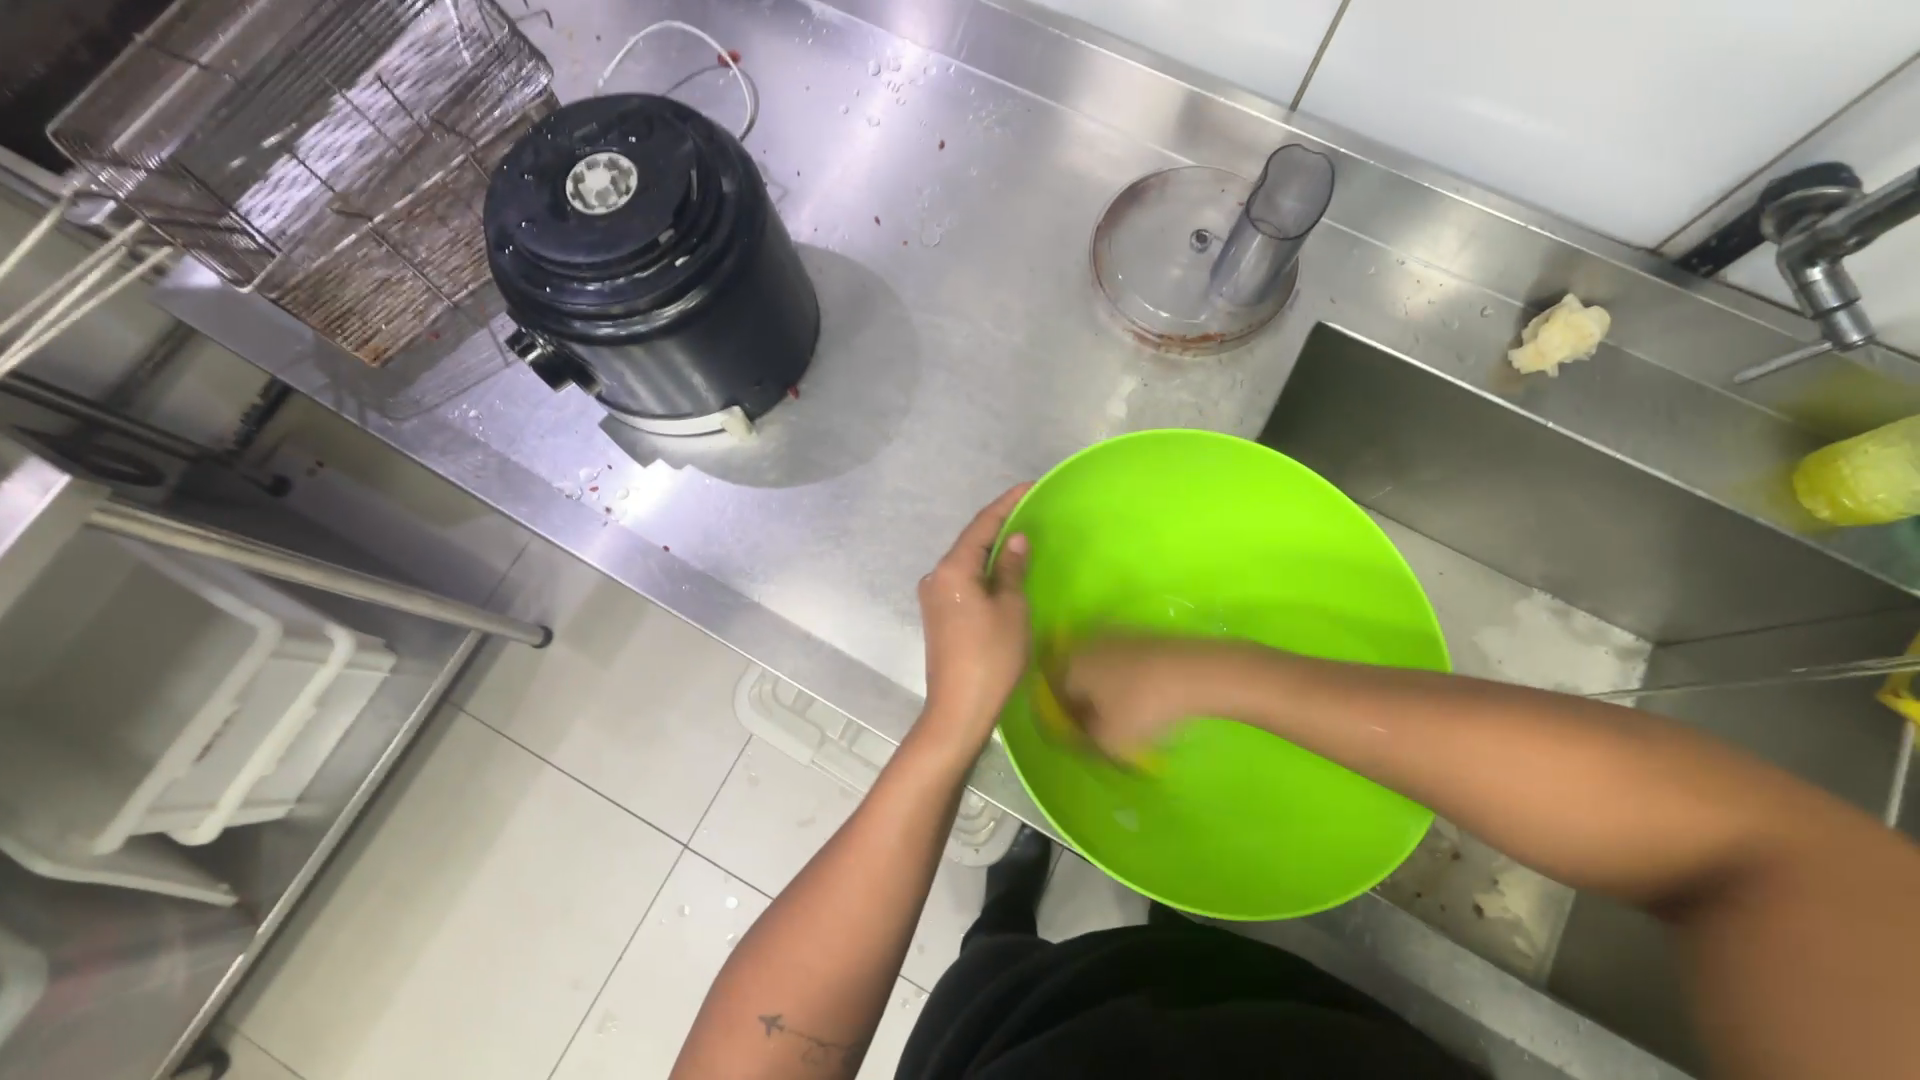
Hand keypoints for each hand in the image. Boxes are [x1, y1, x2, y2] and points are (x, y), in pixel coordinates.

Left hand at [917, 484, 1033, 747]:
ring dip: (991, 549)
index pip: (982, 525)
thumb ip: (1012, 570)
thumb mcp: (1011, 610)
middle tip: (1029, 510)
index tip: (1029, 487)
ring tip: (1021, 537)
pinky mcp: (938, 616)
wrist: (958, 709)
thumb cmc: (991, 657)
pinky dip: (984, 571)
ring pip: (966, 562)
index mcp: (952, 569)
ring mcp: (933, 597)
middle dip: (999, 525)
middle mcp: (935, 576)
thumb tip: (1014, 540)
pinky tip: (1003, 572)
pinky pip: (963, 581)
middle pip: (970, 541)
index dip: (1006, 504)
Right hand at [1057, 636, 1233, 758]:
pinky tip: (1149, 697)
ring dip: (1109, 692)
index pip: (1053, 696)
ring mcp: (1114, 636)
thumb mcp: (1107, 739)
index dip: (1066, 720)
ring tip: (1131, 715)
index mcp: (1068, 666)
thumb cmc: (1142, 707)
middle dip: (1086, 704)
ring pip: (1101, 671)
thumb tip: (1079, 735)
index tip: (1085, 737)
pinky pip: (1124, 664)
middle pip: (1075, 679)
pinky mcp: (1141, 635)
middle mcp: (1084, 645)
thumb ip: (1083, 741)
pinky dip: (1130, 681)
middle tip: (1106, 728)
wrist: (1195, 672)